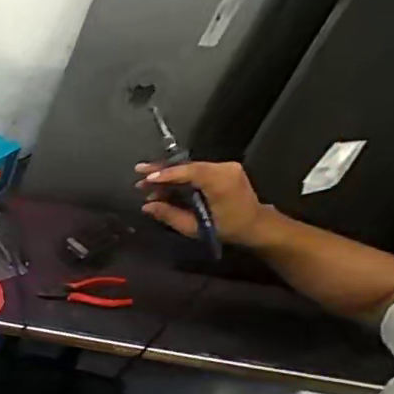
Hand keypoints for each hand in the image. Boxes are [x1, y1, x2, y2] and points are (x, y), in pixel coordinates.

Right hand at [134, 161, 274, 246]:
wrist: (254, 223)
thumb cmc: (225, 228)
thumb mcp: (194, 227)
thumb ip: (170, 215)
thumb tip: (147, 206)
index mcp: (222, 182)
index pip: (192, 171)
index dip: (168, 174)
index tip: (147, 178)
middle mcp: (225, 169)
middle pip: (189, 166)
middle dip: (163, 170)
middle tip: (139, 170)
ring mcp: (226, 167)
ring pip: (191, 168)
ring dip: (168, 174)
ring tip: (146, 181)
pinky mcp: (223, 170)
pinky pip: (196, 171)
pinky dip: (178, 177)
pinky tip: (162, 184)